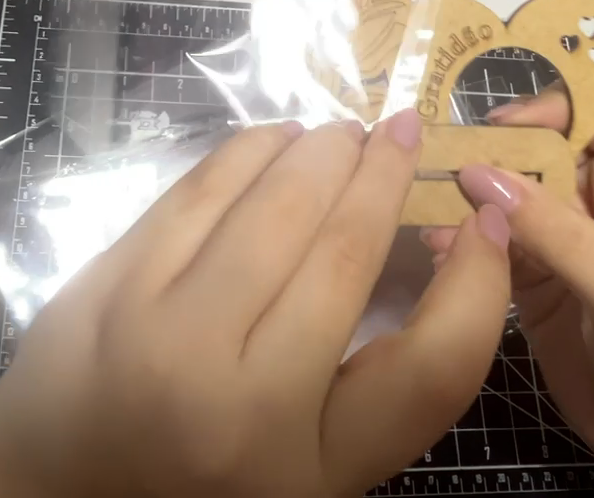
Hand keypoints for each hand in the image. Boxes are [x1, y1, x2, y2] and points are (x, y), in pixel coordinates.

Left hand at [0, 112, 512, 497]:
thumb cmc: (190, 490)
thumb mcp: (297, 470)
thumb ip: (358, 381)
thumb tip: (404, 252)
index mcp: (307, 469)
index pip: (433, 369)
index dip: (479, 287)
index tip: (488, 221)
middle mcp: (242, 396)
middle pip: (341, 252)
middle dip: (380, 176)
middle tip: (398, 131)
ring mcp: (163, 330)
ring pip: (269, 206)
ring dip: (317, 152)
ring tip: (341, 131)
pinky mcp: (106, 284)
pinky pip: (195, 193)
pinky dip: (245, 153)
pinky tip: (270, 139)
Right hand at [422, 92, 593, 497]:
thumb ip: (559, 234)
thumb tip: (476, 173)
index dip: (551, 107)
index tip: (494, 124)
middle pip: (540, 148)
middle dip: (491, 149)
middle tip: (436, 157)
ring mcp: (565, 239)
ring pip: (508, 192)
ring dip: (467, 192)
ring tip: (422, 198)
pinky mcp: (533, 277)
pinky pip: (491, 241)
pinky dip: (460, 238)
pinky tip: (433, 246)